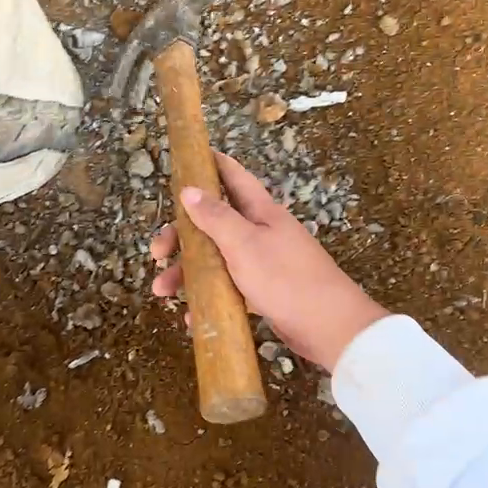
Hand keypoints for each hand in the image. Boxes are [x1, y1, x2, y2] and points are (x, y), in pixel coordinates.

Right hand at [150, 153, 388, 368]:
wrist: (330, 329)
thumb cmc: (286, 278)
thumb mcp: (244, 244)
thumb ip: (215, 216)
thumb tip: (189, 189)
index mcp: (260, 212)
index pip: (233, 177)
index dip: (211, 165)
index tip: (189, 158)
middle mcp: (261, 232)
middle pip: (213, 224)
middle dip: (181, 237)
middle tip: (157, 252)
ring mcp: (263, 263)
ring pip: (215, 258)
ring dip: (187, 272)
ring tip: (163, 292)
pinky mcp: (264, 292)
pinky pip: (227, 287)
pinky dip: (208, 297)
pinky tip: (192, 316)